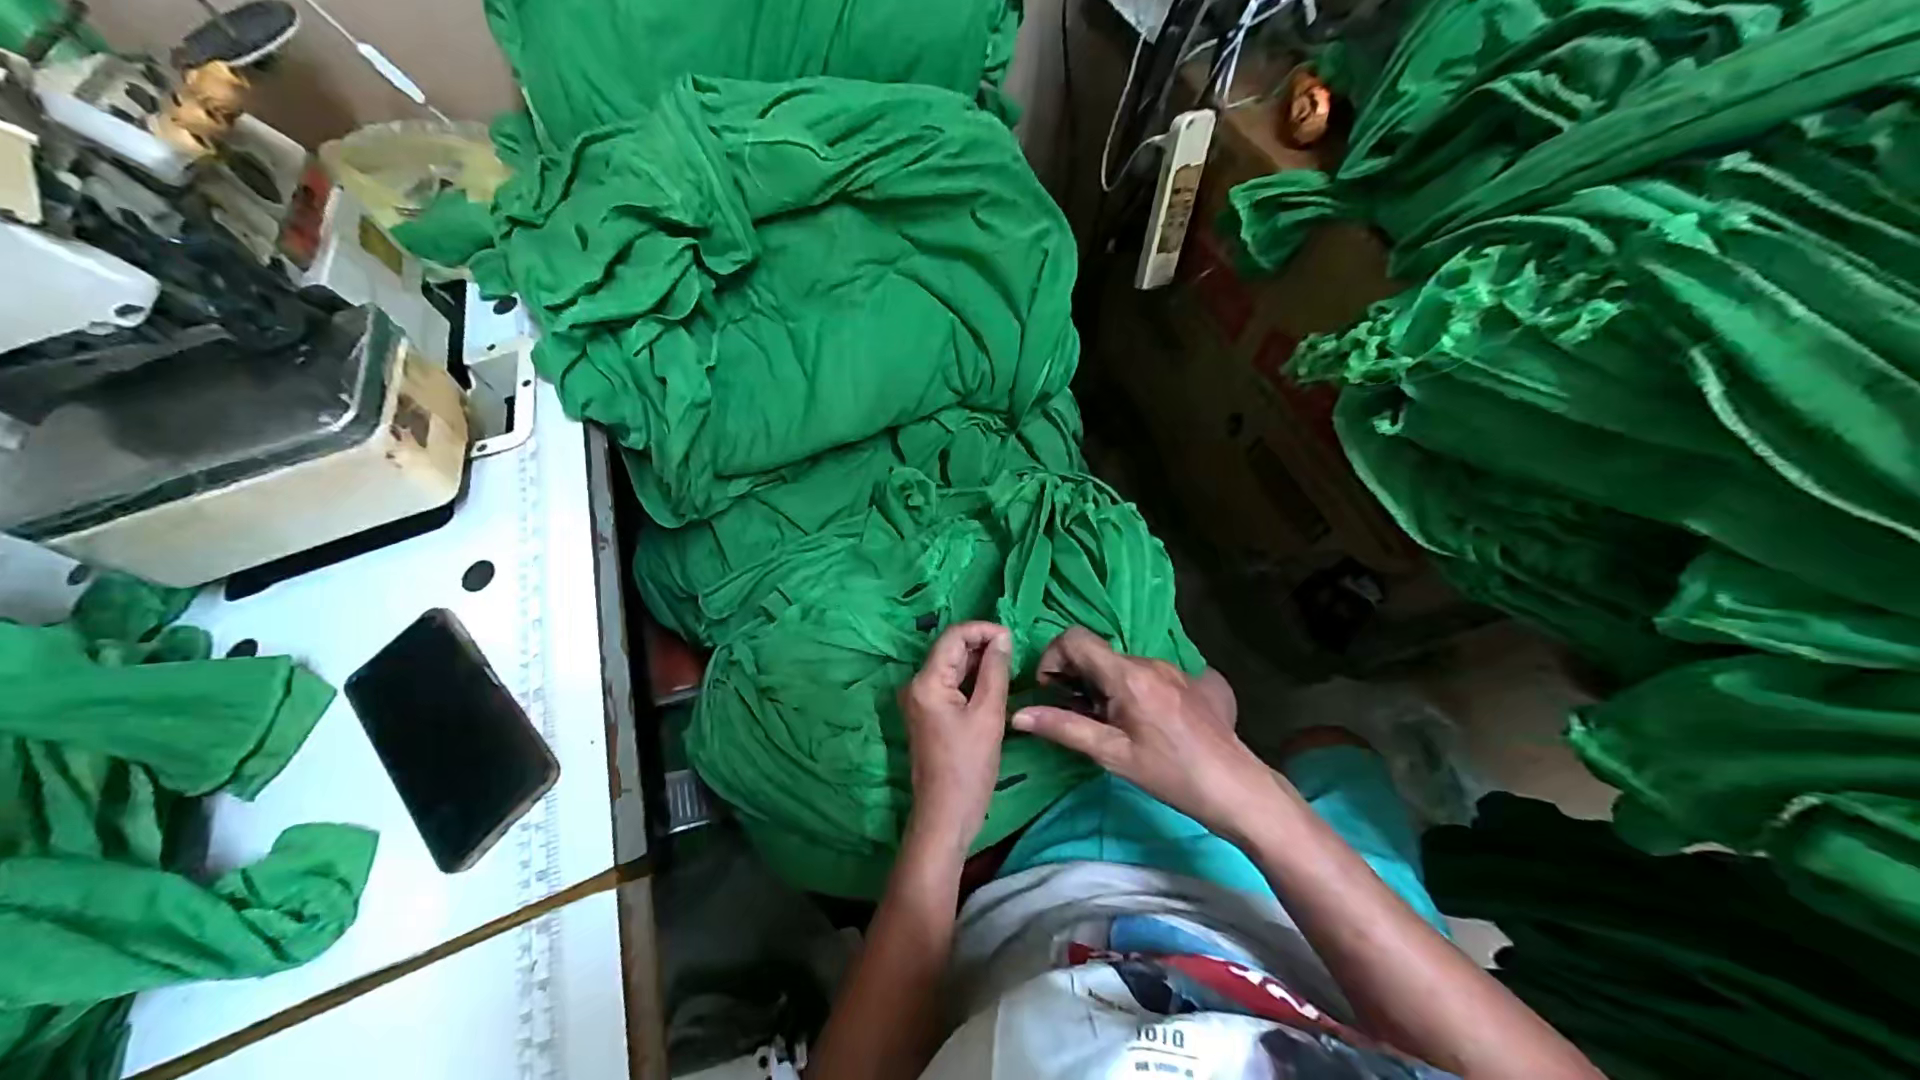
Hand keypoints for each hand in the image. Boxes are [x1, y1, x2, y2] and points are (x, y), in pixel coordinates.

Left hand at [899, 621, 1012, 853]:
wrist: (945, 815)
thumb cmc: (969, 767)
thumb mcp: (988, 715)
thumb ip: (995, 671)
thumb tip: (1002, 638)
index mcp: (926, 682)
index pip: (954, 636)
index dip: (983, 630)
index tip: (1012, 638)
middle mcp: (916, 684)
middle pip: (950, 649)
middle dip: (982, 645)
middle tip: (1015, 654)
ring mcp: (919, 699)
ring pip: (951, 666)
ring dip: (979, 662)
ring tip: (1009, 668)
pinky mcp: (927, 713)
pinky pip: (950, 684)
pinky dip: (971, 679)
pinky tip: (994, 685)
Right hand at [1012, 627, 1276, 837]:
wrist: (1239, 788)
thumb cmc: (1171, 775)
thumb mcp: (1112, 754)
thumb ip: (1064, 728)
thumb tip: (1020, 715)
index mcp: (1128, 675)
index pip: (1075, 638)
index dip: (1053, 658)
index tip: (1052, 691)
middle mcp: (1150, 661)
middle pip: (1098, 653)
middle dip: (1078, 679)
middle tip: (1082, 717)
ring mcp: (1174, 668)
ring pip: (1122, 665)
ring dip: (1105, 687)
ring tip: (1114, 726)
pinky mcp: (1192, 680)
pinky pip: (1148, 674)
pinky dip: (1132, 690)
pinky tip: (1145, 723)